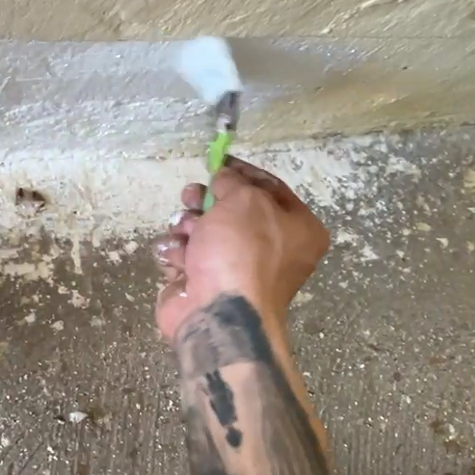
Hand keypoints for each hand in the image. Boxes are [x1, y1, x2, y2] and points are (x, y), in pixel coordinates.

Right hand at [154, 158, 329, 342]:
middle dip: (206, 201)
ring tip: (183, 234)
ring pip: (203, 231)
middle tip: (190, 197)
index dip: (241, 172)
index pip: (270, 187)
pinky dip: (177, 253)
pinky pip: (186, 255)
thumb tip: (223, 178)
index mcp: (298, 229)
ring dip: (187, 227)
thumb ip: (233, 181)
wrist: (219, 312)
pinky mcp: (205, 282)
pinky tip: (176, 257)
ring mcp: (236, 268)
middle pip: (232, 209)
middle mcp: (273, 249)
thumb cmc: (241, 252)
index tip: (216, 162)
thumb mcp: (243, 201)